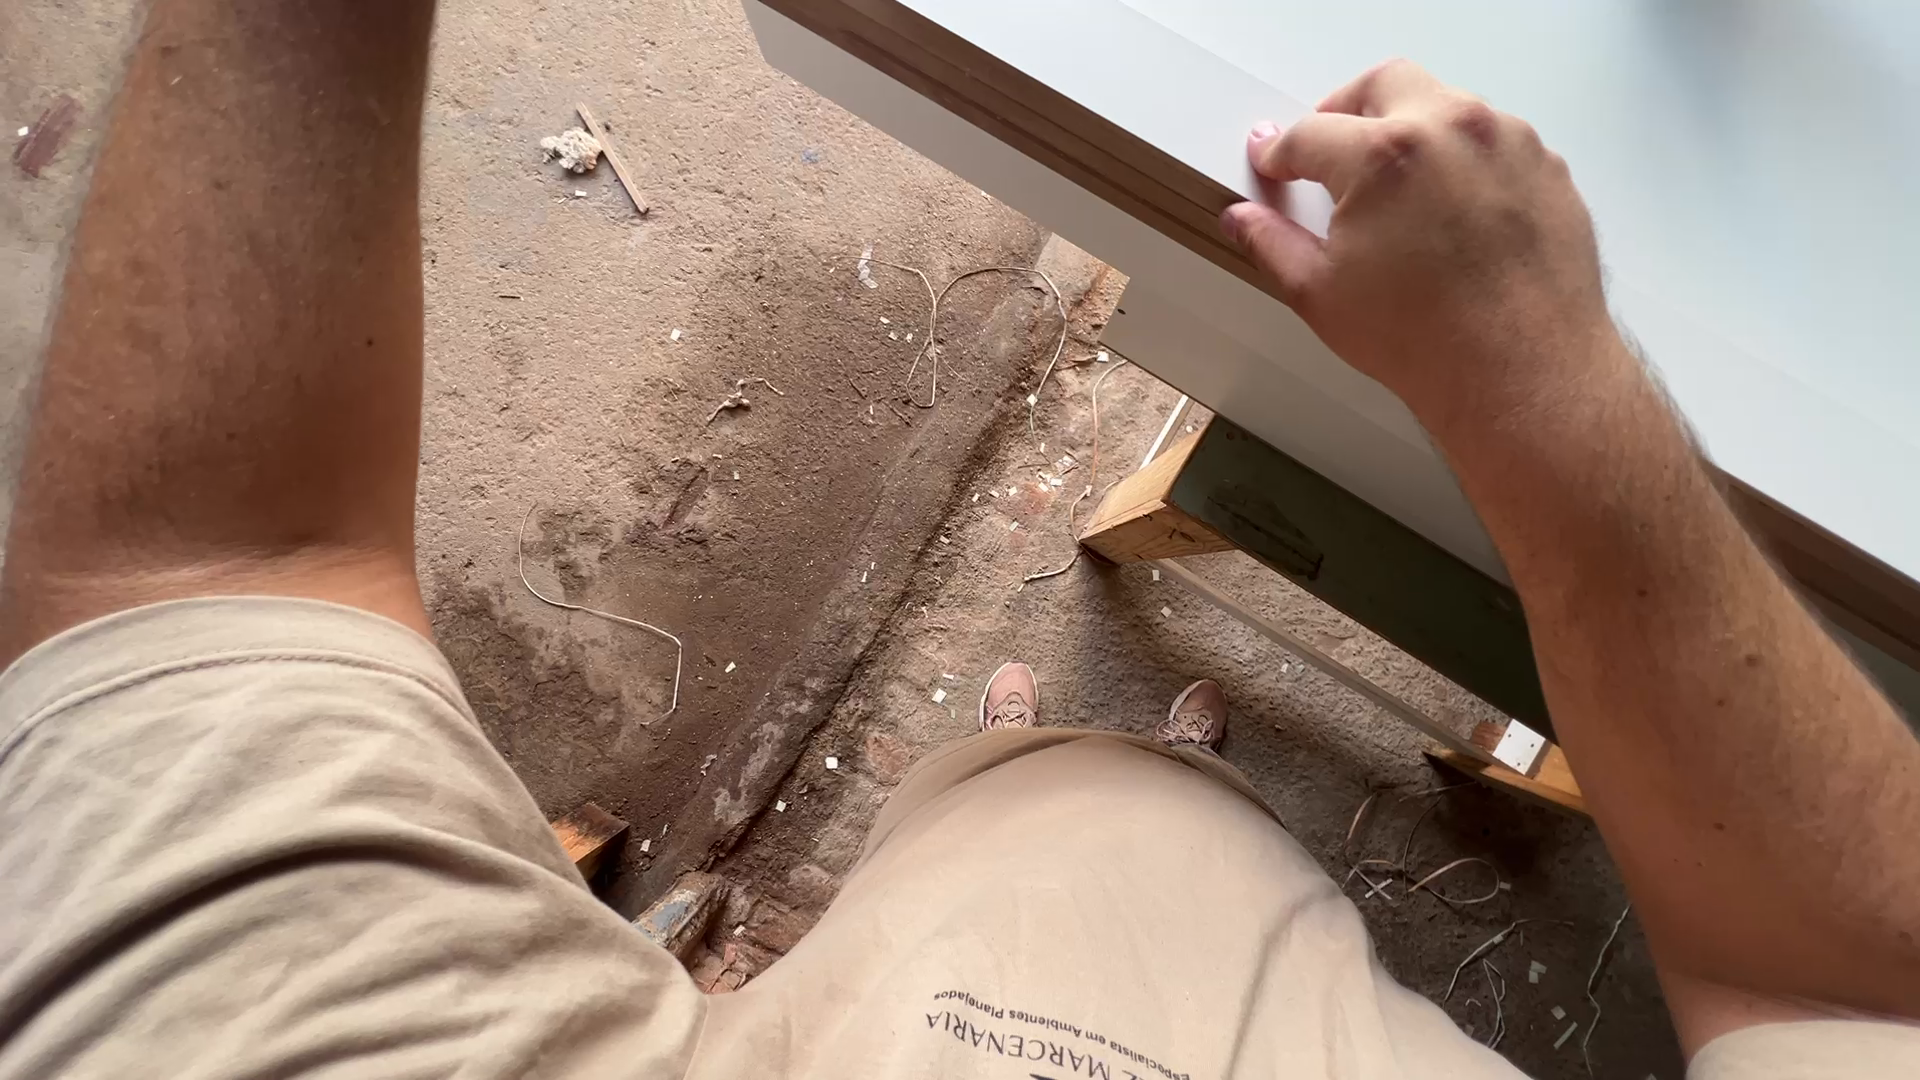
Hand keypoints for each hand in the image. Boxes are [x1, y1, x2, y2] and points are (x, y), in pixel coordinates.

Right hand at [1222, 59, 1618, 432]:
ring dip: (1400, 132)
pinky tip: (1435, 211)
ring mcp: (1506, 138)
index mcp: (1384, 157)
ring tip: (1383, 190)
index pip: (1310, 133)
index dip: (1278, 151)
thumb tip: (1240, 218)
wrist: (1512, 364)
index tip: (1269, 163)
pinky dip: (1449, 157)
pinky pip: (1485, 138)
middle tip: (1322, 152)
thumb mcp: (1316, 291)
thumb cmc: (1416, 334)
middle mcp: (1451, 128)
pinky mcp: (1542, 162)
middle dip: (1341, 109)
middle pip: (1382, 84)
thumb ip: (1271, 242)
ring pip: (1440, 104)